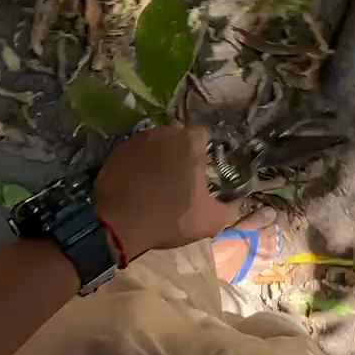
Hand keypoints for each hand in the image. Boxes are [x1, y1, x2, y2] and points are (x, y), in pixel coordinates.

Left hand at [94, 125, 238, 259]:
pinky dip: (140, 161)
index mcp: (189, 142)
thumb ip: (230, 208)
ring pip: (156, 142)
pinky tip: (139, 181)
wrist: (119, 223)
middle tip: (182, 176)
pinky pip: (136, 150)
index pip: (203, 135)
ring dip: (160, 155)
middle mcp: (164, 132)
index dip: (205, 151)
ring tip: (158, 180)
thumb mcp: (210, 220)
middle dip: (182, 151)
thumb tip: (237, 203)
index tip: (203, 170)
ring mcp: (138, 138)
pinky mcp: (118, 148)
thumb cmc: (170, 217)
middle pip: (179, 136)